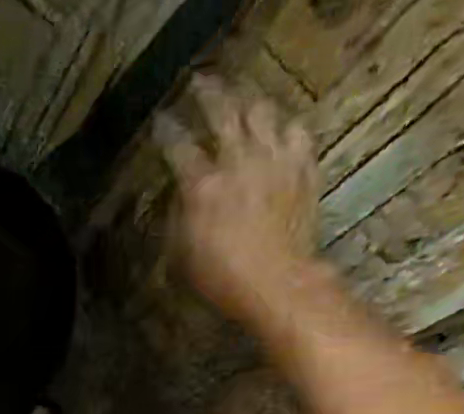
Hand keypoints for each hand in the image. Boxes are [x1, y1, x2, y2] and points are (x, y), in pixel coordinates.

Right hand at [153, 74, 320, 324]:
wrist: (275, 280)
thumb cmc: (217, 274)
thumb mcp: (179, 250)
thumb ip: (179, 214)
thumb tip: (181, 194)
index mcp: (201, 186)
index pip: (178, 147)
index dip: (166, 132)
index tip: (159, 121)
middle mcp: (238, 163)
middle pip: (224, 114)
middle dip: (209, 95)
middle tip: (199, 83)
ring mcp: (275, 161)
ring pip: (262, 113)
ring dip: (248, 101)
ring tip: (241, 96)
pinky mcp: (303, 167)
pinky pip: (295, 133)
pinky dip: (283, 126)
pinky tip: (278, 129)